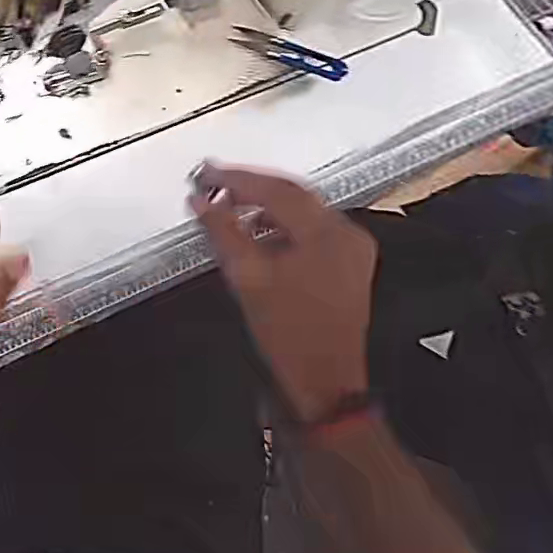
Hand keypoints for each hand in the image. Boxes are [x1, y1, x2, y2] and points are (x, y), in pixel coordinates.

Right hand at [189, 163, 376, 422]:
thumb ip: (222, 231)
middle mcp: (345, 232)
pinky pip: (308, 227)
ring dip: (262, 203)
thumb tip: (201, 200)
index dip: (235, 177)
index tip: (205, 173)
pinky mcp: (347, 261)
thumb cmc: (289, 334)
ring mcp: (350, 247)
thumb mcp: (247, 277)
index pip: (275, 189)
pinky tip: (254, 230)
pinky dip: (278, 222)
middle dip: (248, 184)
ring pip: (299, 208)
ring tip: (227, 204)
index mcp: (326, 233)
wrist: (324, 379)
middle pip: (291, 192)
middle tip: (211, 181)